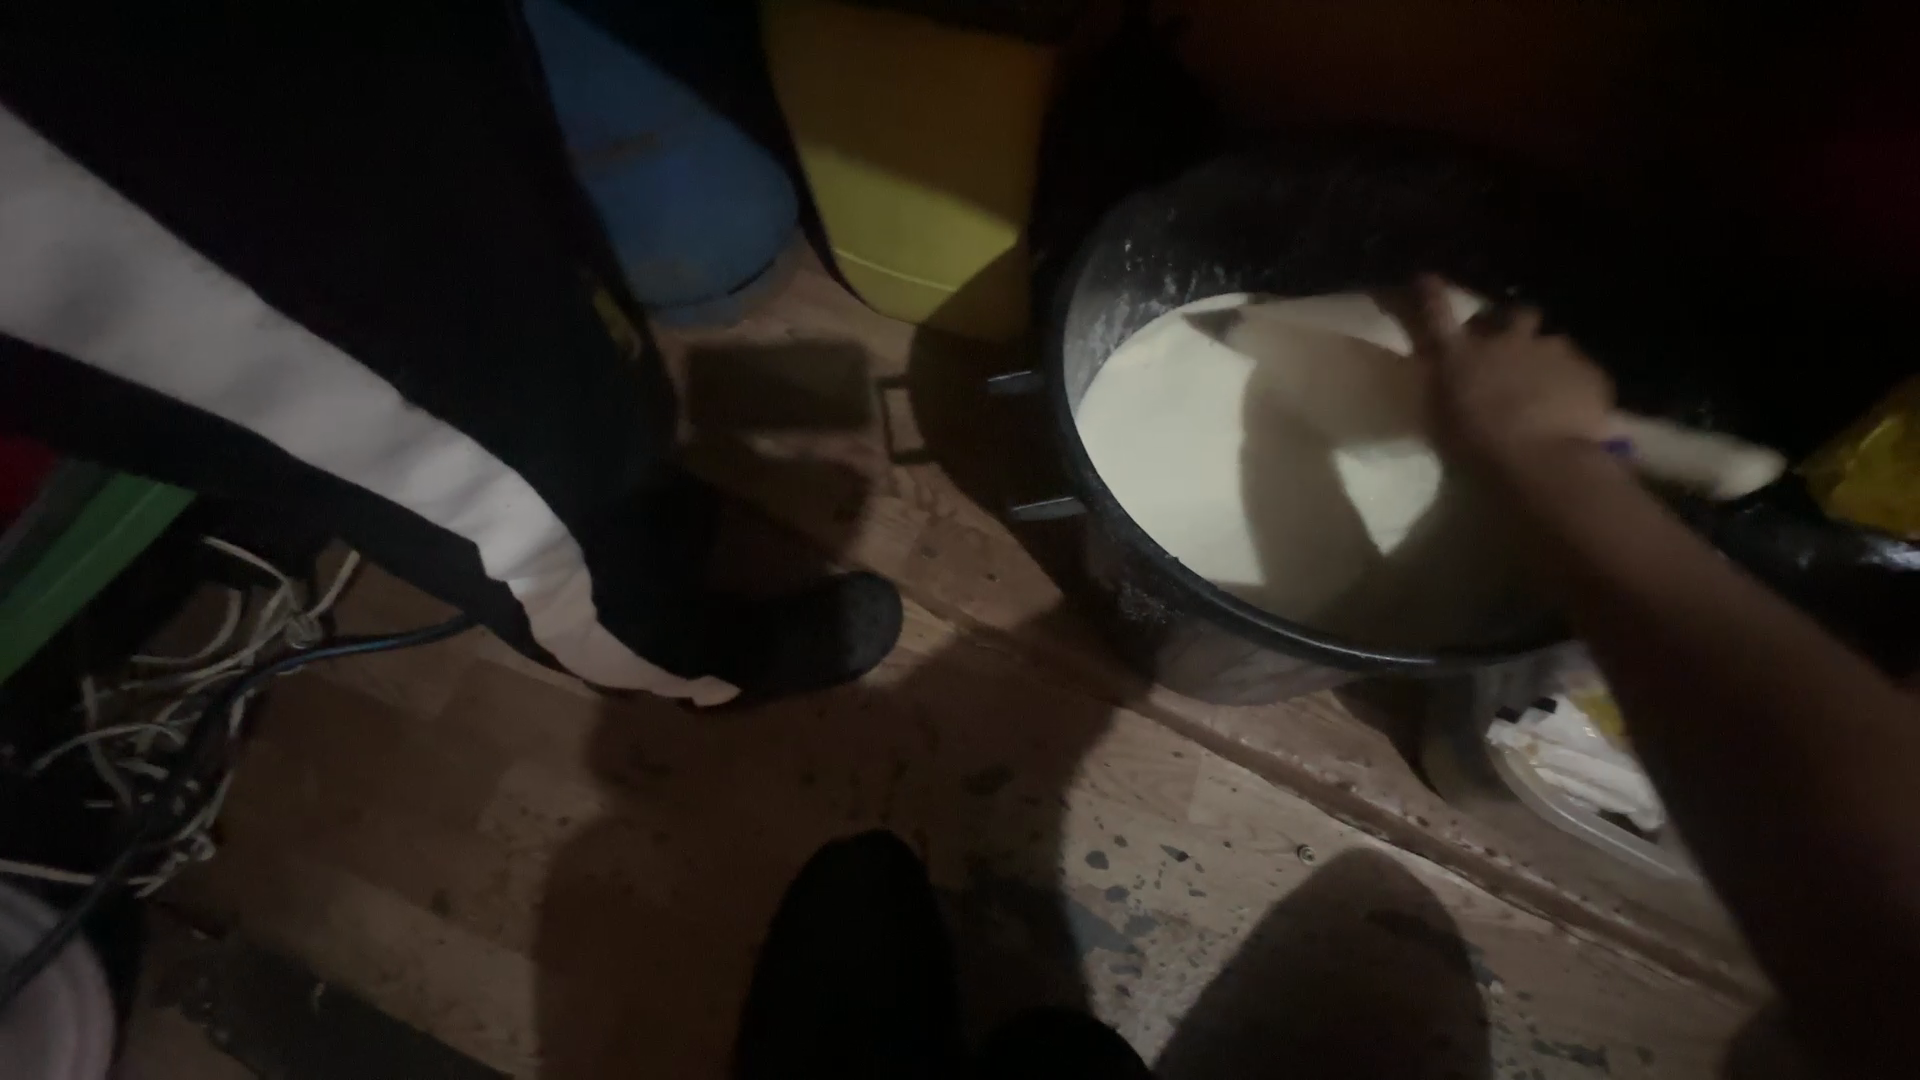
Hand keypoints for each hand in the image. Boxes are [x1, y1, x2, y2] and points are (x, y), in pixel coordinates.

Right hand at [1406, 275, 1615, 467]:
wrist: (1540, 456)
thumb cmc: (1476, 444)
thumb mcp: (1447, 419)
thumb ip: (1454, 392)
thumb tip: (1459, 385)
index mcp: (1462, 356)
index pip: (1438, 315)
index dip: (1431, 295)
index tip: (1425, 277)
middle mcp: (1507, 342)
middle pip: (1516, 314)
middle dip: (1514, 323)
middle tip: (1513, 342)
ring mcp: (1553, 351)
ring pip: (1552, 343)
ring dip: (1546, 359)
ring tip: (1546, 389)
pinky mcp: (1589, 370)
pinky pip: (1580, 371)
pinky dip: (1572, 384)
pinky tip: (1569, 408)